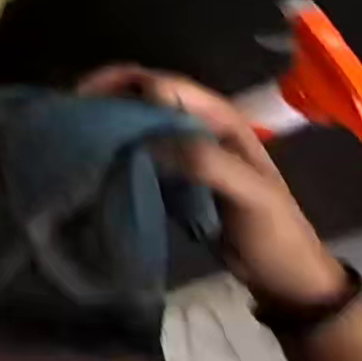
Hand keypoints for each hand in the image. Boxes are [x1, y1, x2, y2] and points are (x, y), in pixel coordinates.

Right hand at [78, 64, 347, 306]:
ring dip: (109, 112)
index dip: (127, 84)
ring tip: (77, 123)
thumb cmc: (274, 231)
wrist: (287, 278)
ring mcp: (183, 141)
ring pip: (138, 112)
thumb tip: (148, 141)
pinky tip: (96, 150)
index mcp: (218, 114)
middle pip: (145, 89)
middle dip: (110, 90)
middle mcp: (196, 118)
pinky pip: (139, 141)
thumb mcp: (250, 194)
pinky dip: (116, 139)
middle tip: (74, 105)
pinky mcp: (172, 166)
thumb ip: (206, 161)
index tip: (90, 97)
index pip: (165, 83)